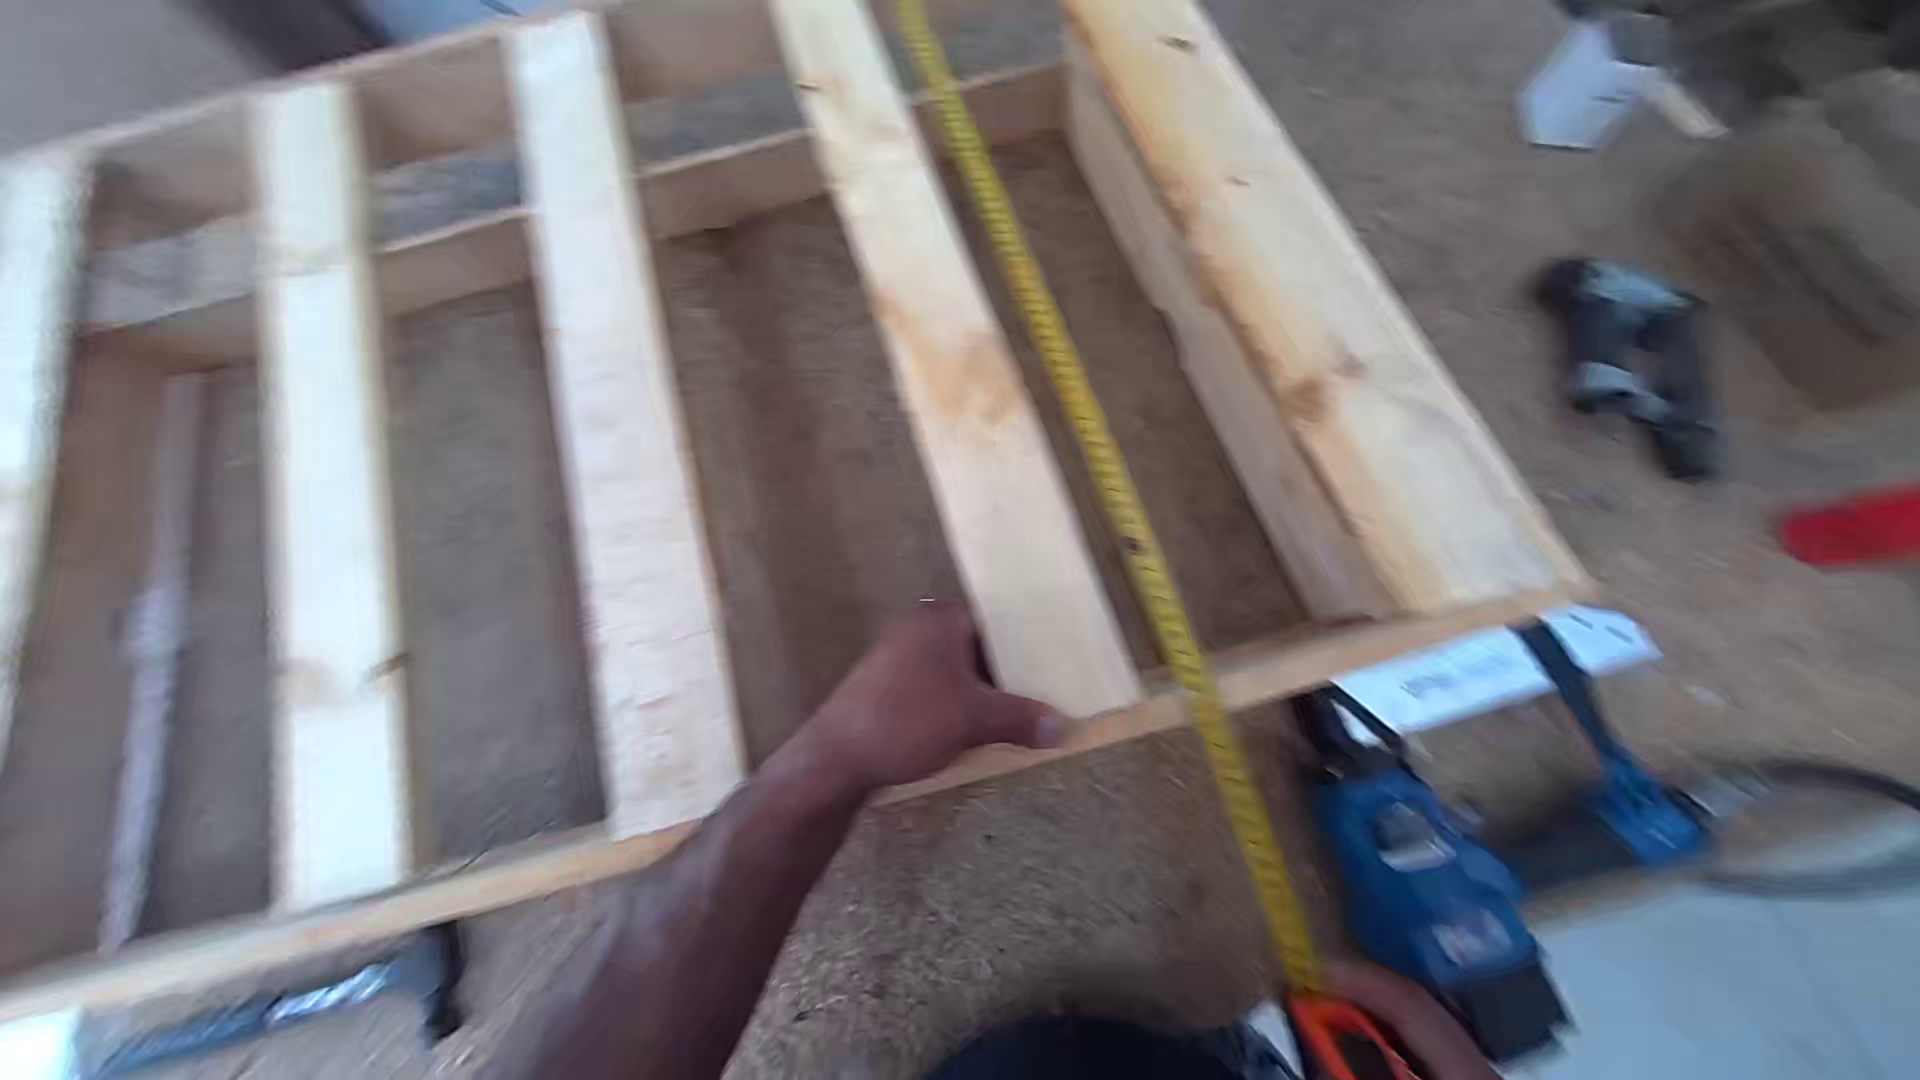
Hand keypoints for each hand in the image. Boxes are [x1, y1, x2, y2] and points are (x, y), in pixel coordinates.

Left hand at [786, 602, 1067, 794]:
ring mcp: (900, 659)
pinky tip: (977, 727)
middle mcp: (918, 630)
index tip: (1052, 659)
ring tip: (1018, 711)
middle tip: (1043, 688)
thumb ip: (1021, 718)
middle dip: (1007, 670)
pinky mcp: (888, 687)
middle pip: (977, 645)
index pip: (994, 618)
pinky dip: (959, 702)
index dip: (1025, 639)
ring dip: (983, 691)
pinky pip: (937, 687)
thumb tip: (1063, 727)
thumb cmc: (908, 720)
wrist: (836, 759)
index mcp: (938, 620)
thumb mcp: (974, 720)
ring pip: (957, 669)